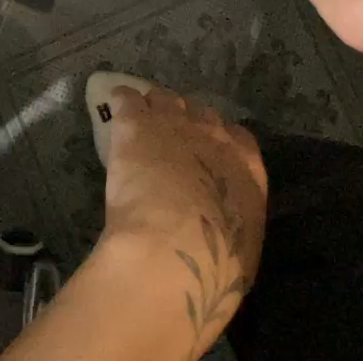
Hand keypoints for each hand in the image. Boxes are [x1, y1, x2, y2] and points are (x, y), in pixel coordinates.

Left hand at [100, 87, 266, 356]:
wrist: (173, 248)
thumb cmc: (213, 263)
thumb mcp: (241, 241)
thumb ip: (233, 214)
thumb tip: (220, 218)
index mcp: (246, 166)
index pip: (238, 137)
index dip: (217, 142)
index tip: (204, 155)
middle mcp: (213, 135)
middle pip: (200, 113)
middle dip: (186, 124)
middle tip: (169, 144)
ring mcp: (174, 122)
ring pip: (164, 98)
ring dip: (154, 110)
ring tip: (140, 127)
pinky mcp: (136, 122)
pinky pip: (126, 98)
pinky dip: (122, 104)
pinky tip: (115, 116)